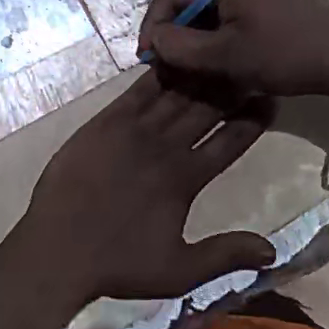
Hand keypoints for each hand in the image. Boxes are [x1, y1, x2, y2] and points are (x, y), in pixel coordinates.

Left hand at [11, 72, 276, 302]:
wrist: (56, 249)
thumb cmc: (117, 264)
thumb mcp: (178, 272)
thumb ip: (225, 256)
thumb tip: (271, 251)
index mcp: (185, 179)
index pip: (229, 141)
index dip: (251, 121)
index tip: (269, 101)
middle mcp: (164, 147)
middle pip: (205, 109)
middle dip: (230, 87)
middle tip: (247, 66)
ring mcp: (131, 131)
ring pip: (173, 94)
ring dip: (197, 76)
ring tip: (216, 56)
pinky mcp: (103, 123)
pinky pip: (136, 92)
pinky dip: (155, 75)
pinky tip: (170, 58)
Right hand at [136, 0, 328, 97]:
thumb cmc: (285, 55)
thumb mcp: (224, 57)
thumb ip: (179, 47)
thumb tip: (153, 40)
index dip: (154, 25)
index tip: (146, 56)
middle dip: (175, 30)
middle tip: (165, 62)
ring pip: (210, 3)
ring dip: (195, 32)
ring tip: (188, 62)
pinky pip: (231, 6)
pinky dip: (217, 29)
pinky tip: (215, 53)